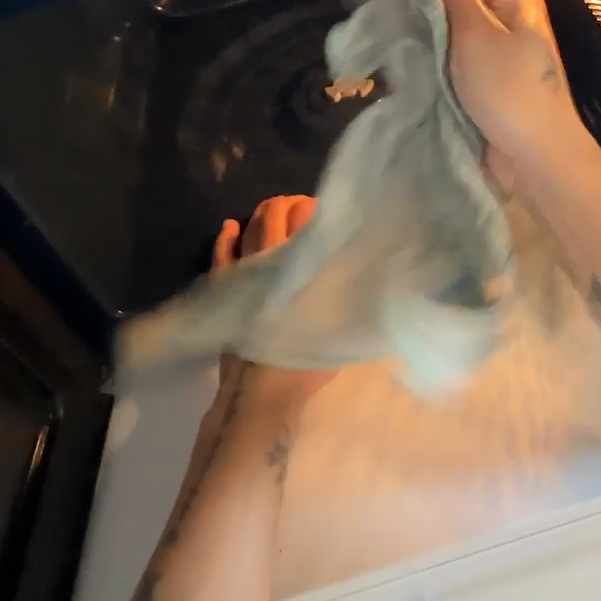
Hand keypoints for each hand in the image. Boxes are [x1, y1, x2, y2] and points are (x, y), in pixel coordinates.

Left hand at [211, 196, 334, 420]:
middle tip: (304, 206)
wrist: (258, 396)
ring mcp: (240, 276)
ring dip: (261, 216)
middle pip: (274, 218)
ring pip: (248, 232)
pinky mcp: (220, 294)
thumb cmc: (303, 363)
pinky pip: (221, 256)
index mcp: (300, 268)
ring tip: (274, 209)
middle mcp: (270, 262)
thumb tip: (380, 282)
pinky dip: (227, 238)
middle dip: (289, 206)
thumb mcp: (340, 331)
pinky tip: (231, 227)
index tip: (328, 210)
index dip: (316, 209)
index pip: (307, 222)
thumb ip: (355, 303)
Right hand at [427, 0, 591, 189]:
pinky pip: (460, 49)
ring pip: (463, 17)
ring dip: (435, 14)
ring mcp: (500, 47)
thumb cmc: (509, 90)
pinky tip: (410, 44)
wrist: (534, 156)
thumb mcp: (477, 37)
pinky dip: (439, 44)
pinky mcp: (488, 76)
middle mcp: (512, 16)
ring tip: (394, 7)